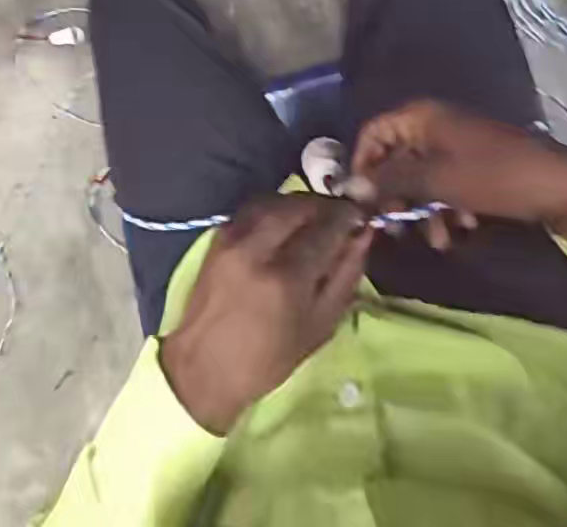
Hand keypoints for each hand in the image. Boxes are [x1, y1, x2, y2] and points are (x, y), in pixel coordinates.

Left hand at [158, 194, 372, 433]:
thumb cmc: (268, 359)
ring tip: (317, 216)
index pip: (325, 229)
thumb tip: (363, 234)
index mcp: (286, 279)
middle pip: (300, 206)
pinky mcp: (219, 234)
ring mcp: (234, 237)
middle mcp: (257, 249)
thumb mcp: (320, 326)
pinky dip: (277, 206)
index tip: (362, 216)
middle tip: (341, 215)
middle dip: (326, 205)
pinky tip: (288, 219)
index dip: (348, 217)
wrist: (203, 366)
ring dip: (302, 203)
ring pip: (276, 200)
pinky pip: (255, 206)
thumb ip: (345, 275)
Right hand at [350, 99, 566, 242]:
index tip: (362, 202)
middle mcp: (432, 125)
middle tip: (397, 227)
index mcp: (421, 117)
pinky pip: (445, 183)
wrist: (560, 186)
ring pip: (420, 177)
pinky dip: (447, 206)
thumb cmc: (494, 176)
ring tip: (440, 240)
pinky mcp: (471, 164)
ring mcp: (453, 144)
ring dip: (424, 209)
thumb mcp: (437, 180)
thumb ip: (390, 181)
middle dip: (396, 196)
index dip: (362, 166)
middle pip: (395, 159)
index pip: (372, 134)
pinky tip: (463, 228)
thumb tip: (350, 186)